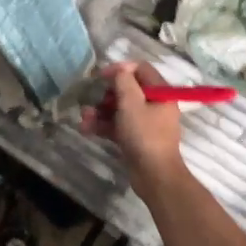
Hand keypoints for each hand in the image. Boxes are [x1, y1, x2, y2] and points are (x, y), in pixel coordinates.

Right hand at [80, 62, 186, 186]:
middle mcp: (155, 105)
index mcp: (161, 93)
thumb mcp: (132, 103)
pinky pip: (118, 126)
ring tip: (84, 118)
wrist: (154, 175)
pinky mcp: (135, 139)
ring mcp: (145, 123)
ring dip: (100, 112)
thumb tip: (119, 71)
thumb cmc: (144, 135)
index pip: (141, 70)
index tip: (101, 77)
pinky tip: (86, 129)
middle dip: (105, 95)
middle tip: (91, 100)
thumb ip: (123, 82)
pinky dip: (103, 126)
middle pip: (127, 90)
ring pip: (120, 110)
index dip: (120, 69)